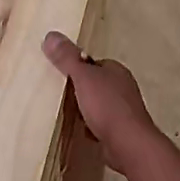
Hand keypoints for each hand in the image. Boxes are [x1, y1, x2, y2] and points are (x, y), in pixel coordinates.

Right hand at [42, 31, 162, 171]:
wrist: (128, 144)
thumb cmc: (107, 106)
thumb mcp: (83, 78)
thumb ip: (67, 59)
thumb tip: (51, 36)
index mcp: (116, 70)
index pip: (93, 64)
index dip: (76, 69)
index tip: (60, 76)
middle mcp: (123, 87)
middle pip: (95, 84)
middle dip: (79, 91)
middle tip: (60, 96)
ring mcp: (124, 110)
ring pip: (98, 105)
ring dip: (85, 110)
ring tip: (69, 114)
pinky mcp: (122, 130)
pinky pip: (101, 123)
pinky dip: (91, 126)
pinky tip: (82, 131)